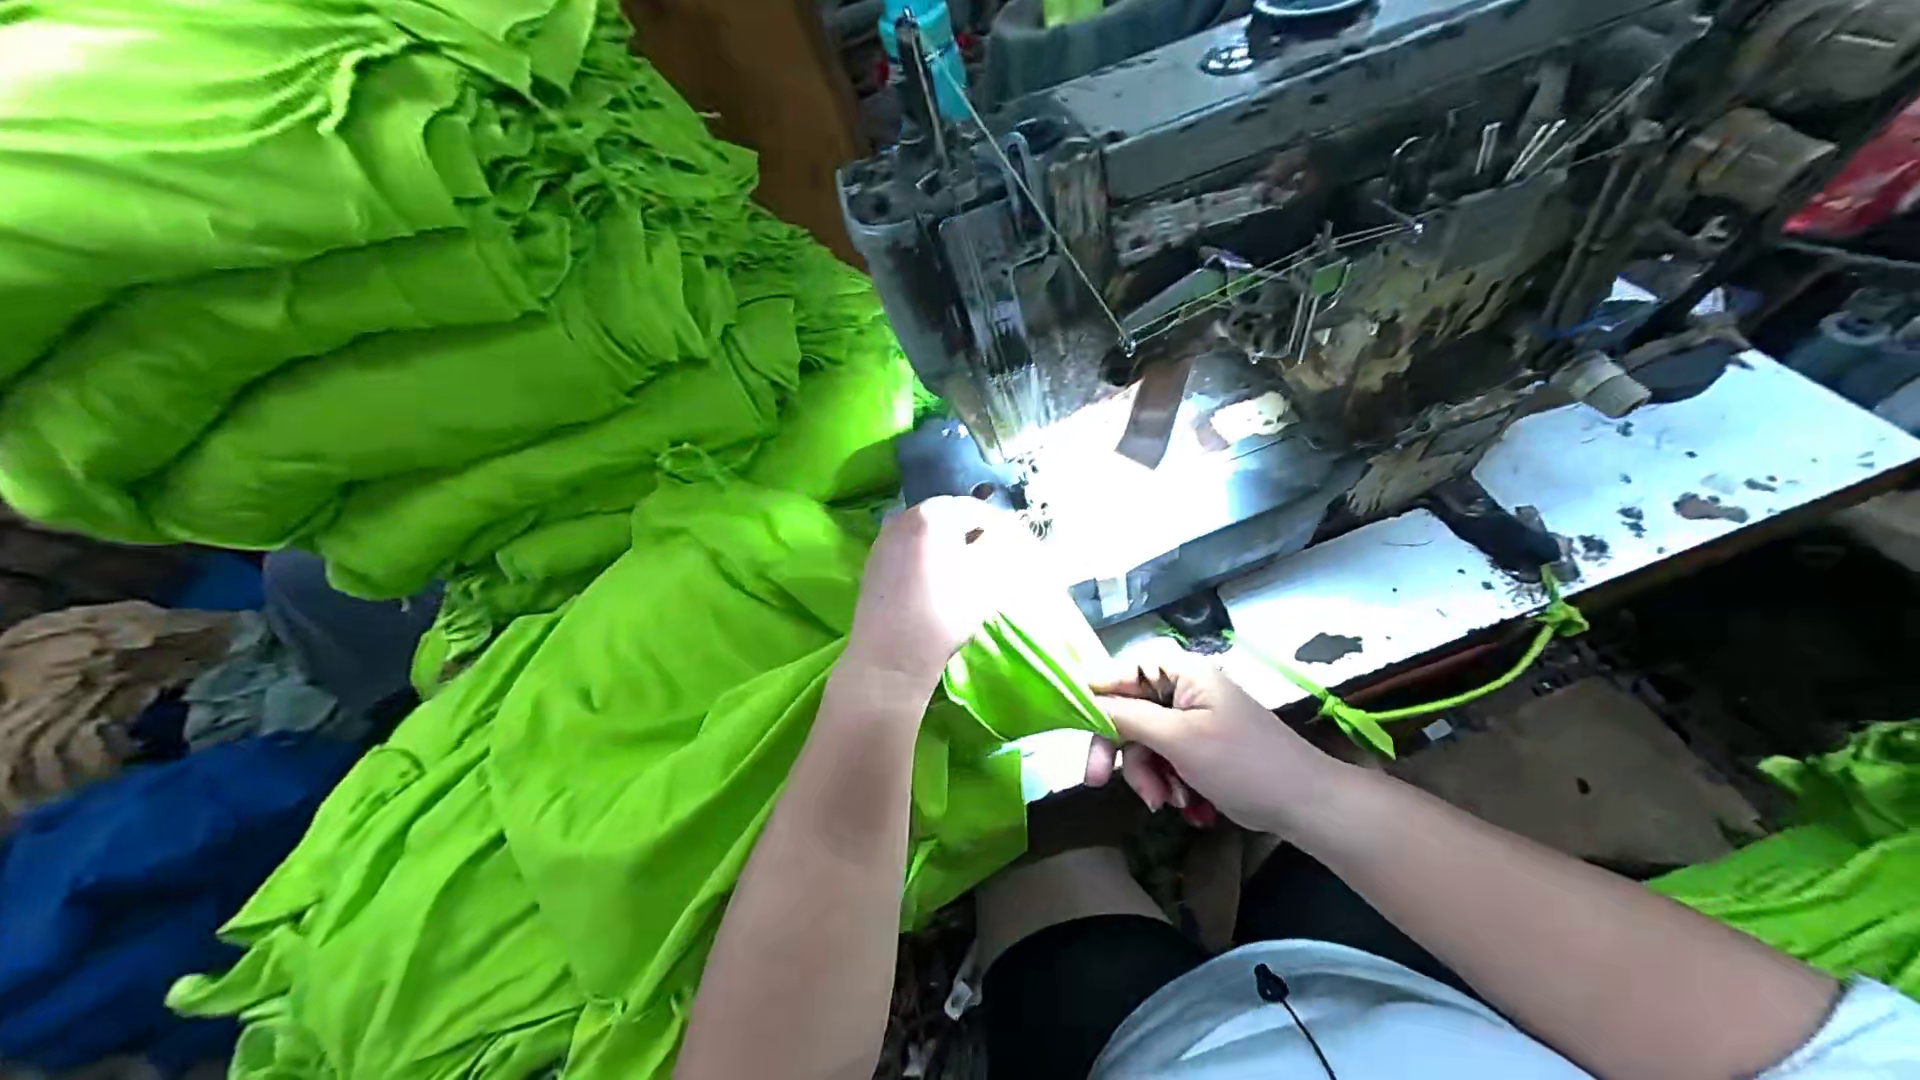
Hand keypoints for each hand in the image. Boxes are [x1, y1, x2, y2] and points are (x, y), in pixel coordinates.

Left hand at [842, 496, 1020, 693]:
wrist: (891, 654)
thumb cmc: (945, 613)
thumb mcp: (985, 580)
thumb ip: (993, 549)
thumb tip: (993, 537)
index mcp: (933, 515)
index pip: (971, 507)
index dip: (991, 523)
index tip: (1003, 539)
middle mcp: (903, 518)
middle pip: (943, 513)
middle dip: (963, 527)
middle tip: (982, 549)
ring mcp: (883, 538)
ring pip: (921, 528)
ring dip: (940, 539)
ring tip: (957, 564)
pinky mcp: (872, 561)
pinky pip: (905, 545)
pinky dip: (921, 552)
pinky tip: (931, 576)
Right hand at [1084, 654, 1344, 835]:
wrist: (1309, 808)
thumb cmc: (1244, 764)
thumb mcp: (1178, 740)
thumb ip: (1127, 717)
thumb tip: (1085, 698)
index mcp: (1181, 672)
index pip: (1121, 671)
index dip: (1096, 696)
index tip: (1072, 725)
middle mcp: (1183, 690)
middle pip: (1128, 713)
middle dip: (1123, 753)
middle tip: (1098, 782)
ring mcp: (1192, 720)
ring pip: (1144, 743)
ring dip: (1151, 776)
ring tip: (1174, 804)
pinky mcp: (1200, 748)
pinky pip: (1165, 760)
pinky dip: (1170, 784)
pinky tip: (1192, 807)